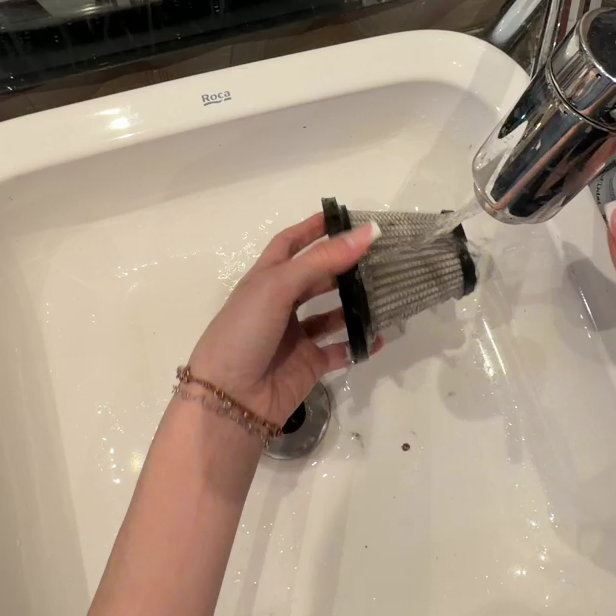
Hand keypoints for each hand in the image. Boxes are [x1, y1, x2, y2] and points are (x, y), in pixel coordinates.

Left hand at [186, 213, 380, 424]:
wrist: (229, 400)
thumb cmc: (245, 330)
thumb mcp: (278, 287)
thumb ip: (323, 261)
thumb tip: (367, 232)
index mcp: (265, 278)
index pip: (290, 243)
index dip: (312, 229)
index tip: (341, 216)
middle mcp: (281, 303)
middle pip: (316, 277)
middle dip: (343, 265)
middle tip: (379, 254)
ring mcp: (295, 335)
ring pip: (331, 313)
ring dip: (355, 303)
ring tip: (386, 291)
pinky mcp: (308, 364)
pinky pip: (339, 350)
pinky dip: (358, 344)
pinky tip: (379, 336)